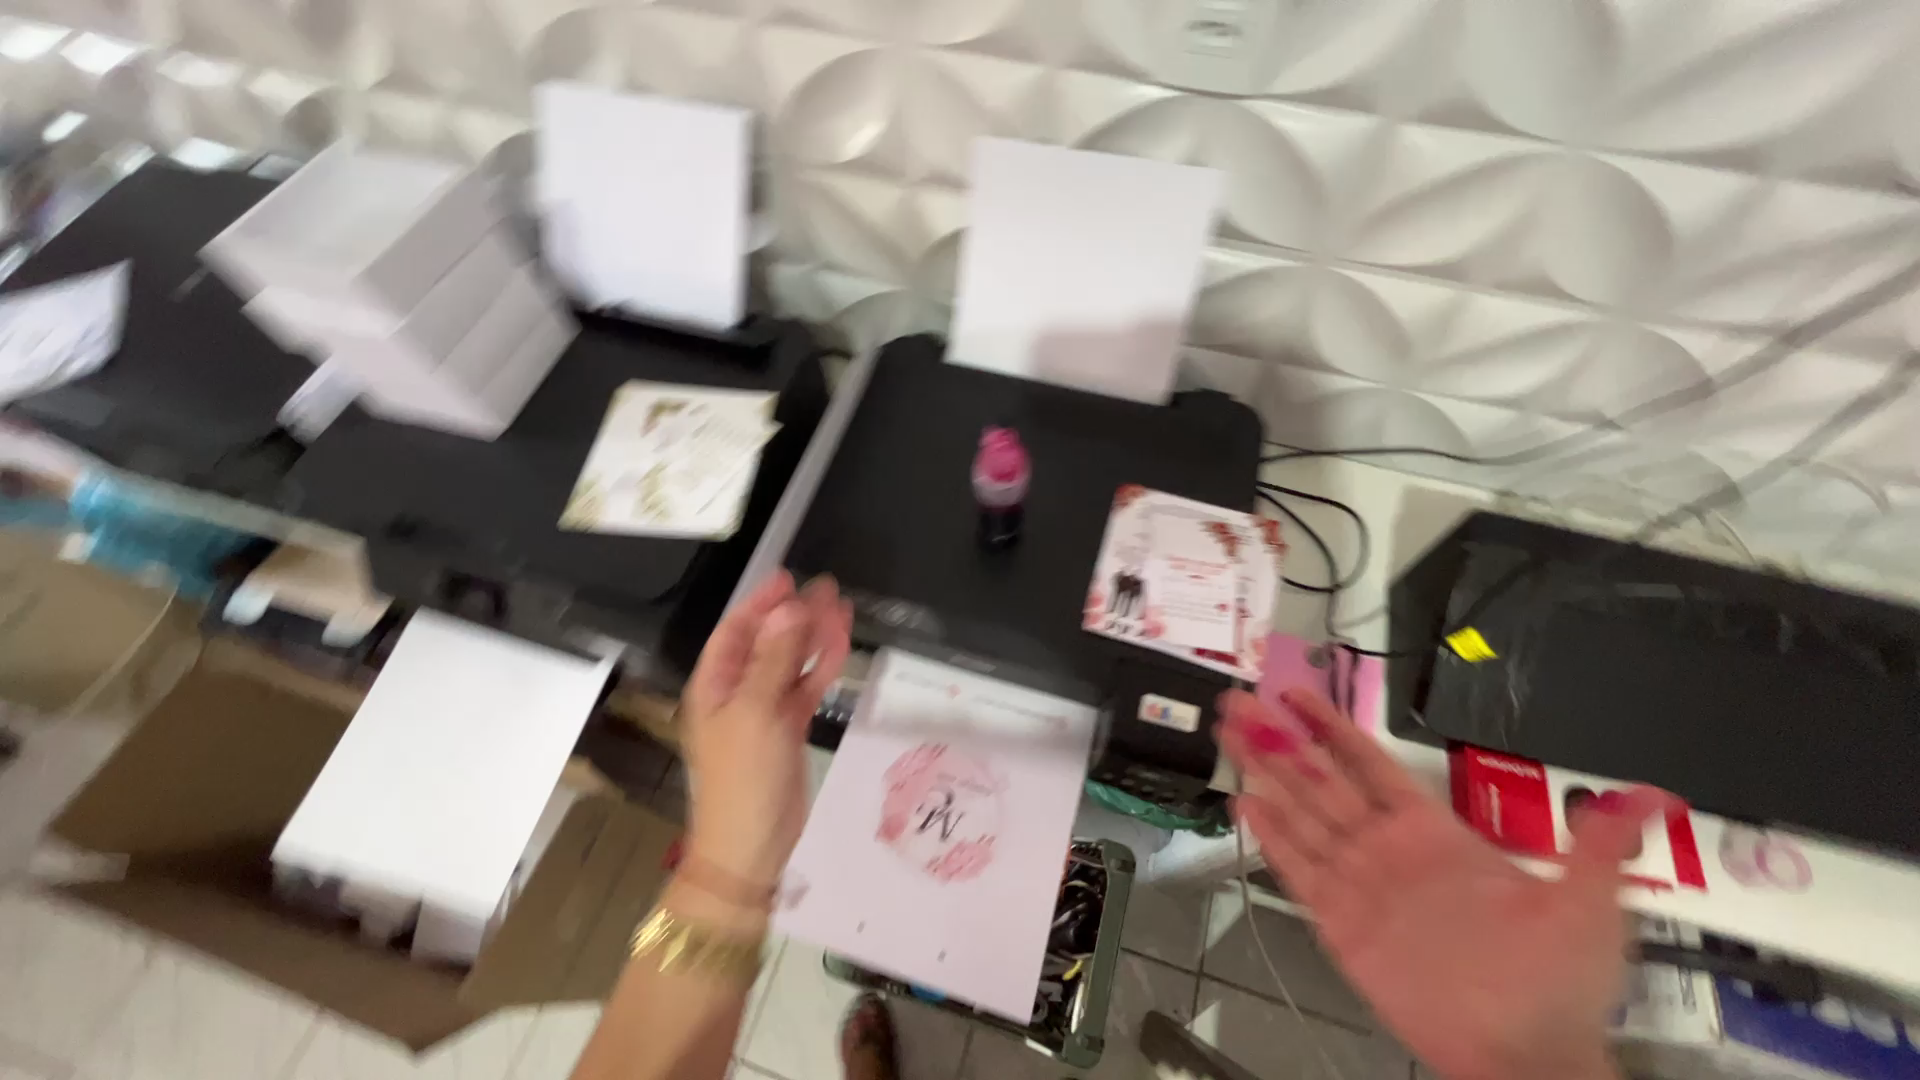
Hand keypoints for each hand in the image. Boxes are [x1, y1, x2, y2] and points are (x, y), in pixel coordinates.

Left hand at [680, 571, 850, 893]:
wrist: (752, 845)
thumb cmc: (742, 776)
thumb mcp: (755, 711)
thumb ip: (774, 659)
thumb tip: (789, 609)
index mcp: (715, 685)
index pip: (736, 631)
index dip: (760, 604)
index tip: (788, 579)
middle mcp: (737, 691)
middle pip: (768, 642)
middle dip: (795, 616)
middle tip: (828, 590)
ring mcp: (765, 710)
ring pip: (792, 663)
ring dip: (815, 637)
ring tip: (843, 609)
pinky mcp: (789, 728)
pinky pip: (806, 688)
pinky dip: (823, 668)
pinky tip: (842, 646)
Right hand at [1220, 688, 1667, 1079]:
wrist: (1520, 1057)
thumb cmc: (1554, 981)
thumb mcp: (1586, 905)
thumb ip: (1597, 845)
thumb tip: (1650, 795)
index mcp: (1429, 831)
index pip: (1368, 763)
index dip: (1331, 726)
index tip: (1296, 694)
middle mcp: (1383, 845)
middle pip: (1319, 778)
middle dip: (1278, 738)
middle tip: (1240, 701)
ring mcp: (1356, 880)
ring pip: (1298, 812)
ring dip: (1263, 773)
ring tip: (1230, 734)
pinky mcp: (1336, 918)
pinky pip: (1295, 867)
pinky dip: (1268, 835)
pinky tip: (1243, 803)